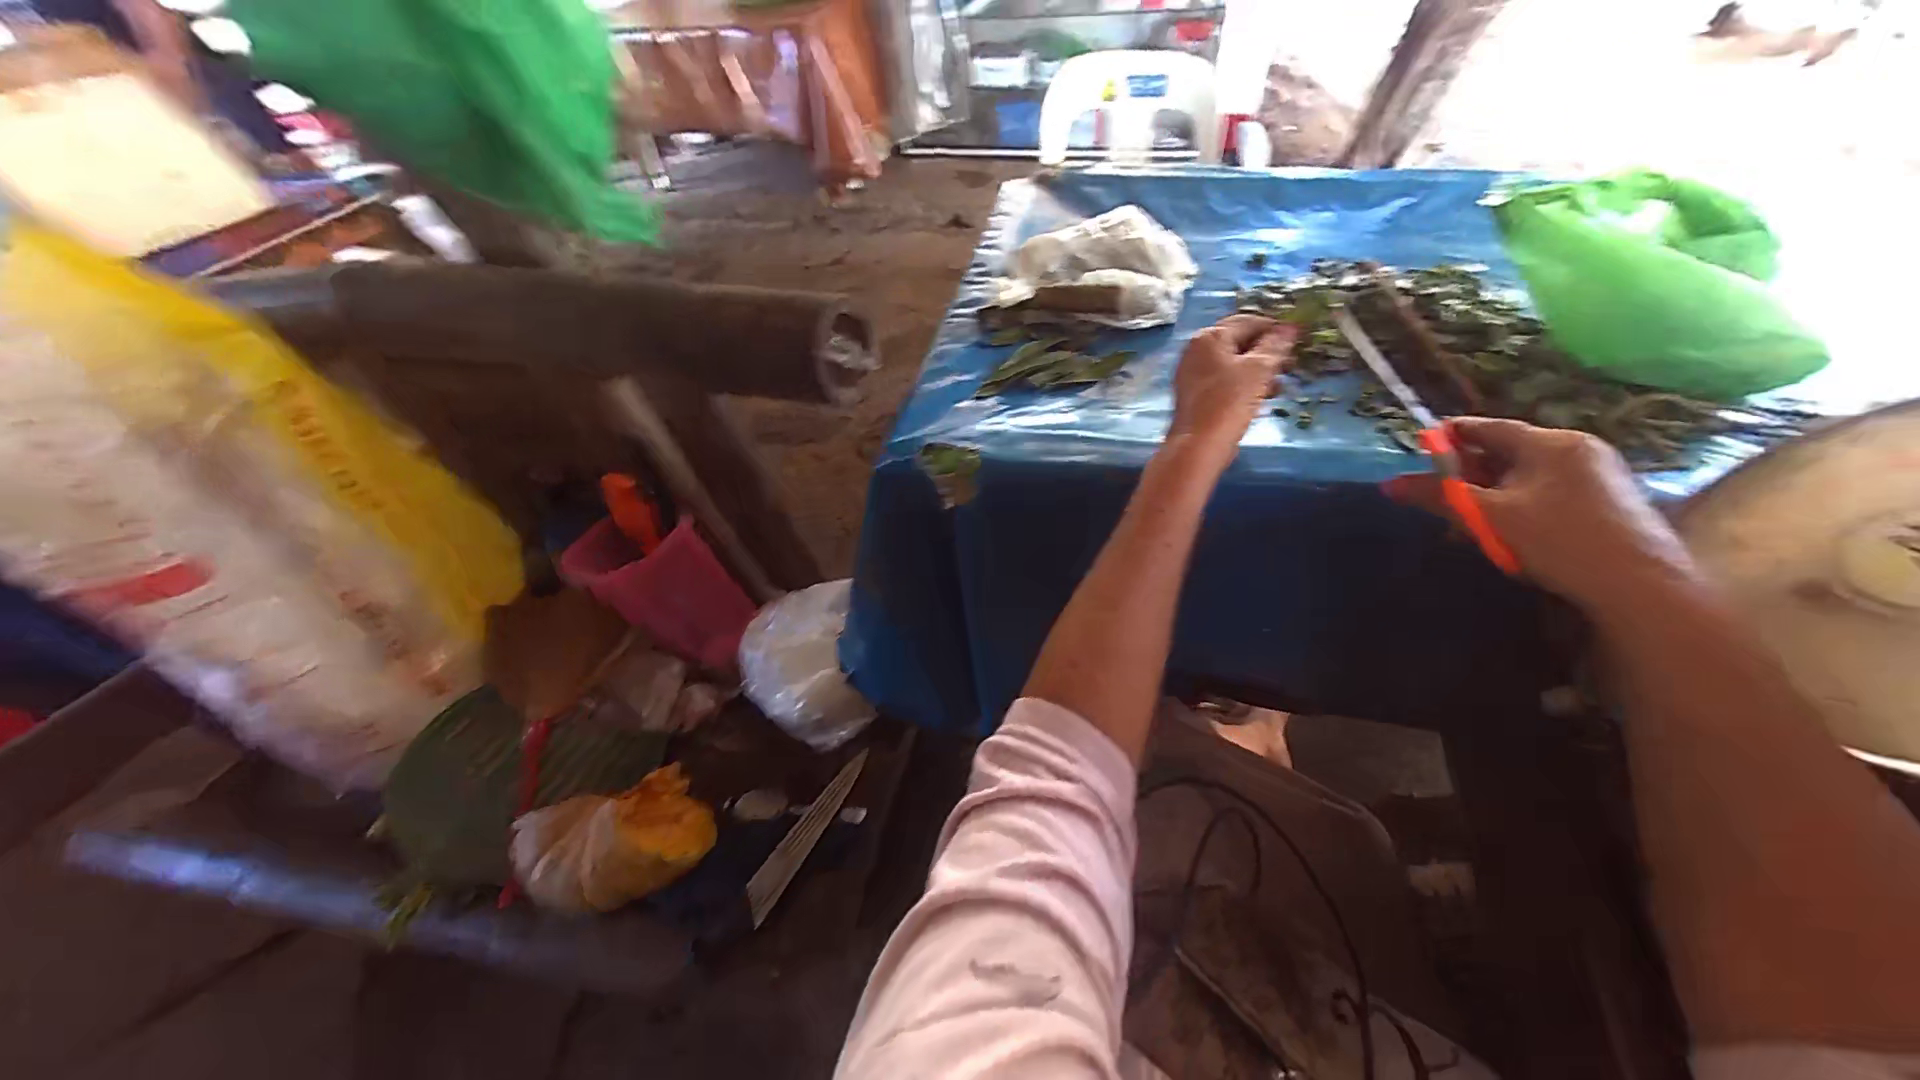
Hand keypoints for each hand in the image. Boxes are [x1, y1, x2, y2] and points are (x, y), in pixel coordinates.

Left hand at [1168, 315, 1295, 467]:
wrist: (1199, 444)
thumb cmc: (1229, 401)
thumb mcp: (1259, 369)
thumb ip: (1275, 345)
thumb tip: (1289, 327)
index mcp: (1209, 337)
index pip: (1249, 321)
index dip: (1276, 329)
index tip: (1299, 340)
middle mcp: (1196, 351)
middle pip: (1240, 343)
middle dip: (1268, 353)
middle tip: (1291, 364)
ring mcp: (1193, 374)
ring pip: (1234, 365)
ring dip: (1259, 372)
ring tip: (1280, 384)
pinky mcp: (1196, 396)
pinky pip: (1225, 383)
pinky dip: (1244, 386)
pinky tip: (1263, 398)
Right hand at [1384, 418, 1697, 609]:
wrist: (1638, 585)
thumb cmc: (1557, 540)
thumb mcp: (1487, 517)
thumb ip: (1438, 496)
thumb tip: (1389, 484)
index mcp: (1550, 443)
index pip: (1488, 427)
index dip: (1450, 435)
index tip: (1420, 446)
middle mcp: (1578, 448)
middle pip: (1507, 450)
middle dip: (1469, 469)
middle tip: (1439, 491)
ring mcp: (1598, 474)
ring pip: (1527, 472)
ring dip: (1492, 489)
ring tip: (1468, 517)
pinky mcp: (1607, 500)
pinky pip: (1548, 489)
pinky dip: (1518, 500)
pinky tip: (1507, 528)